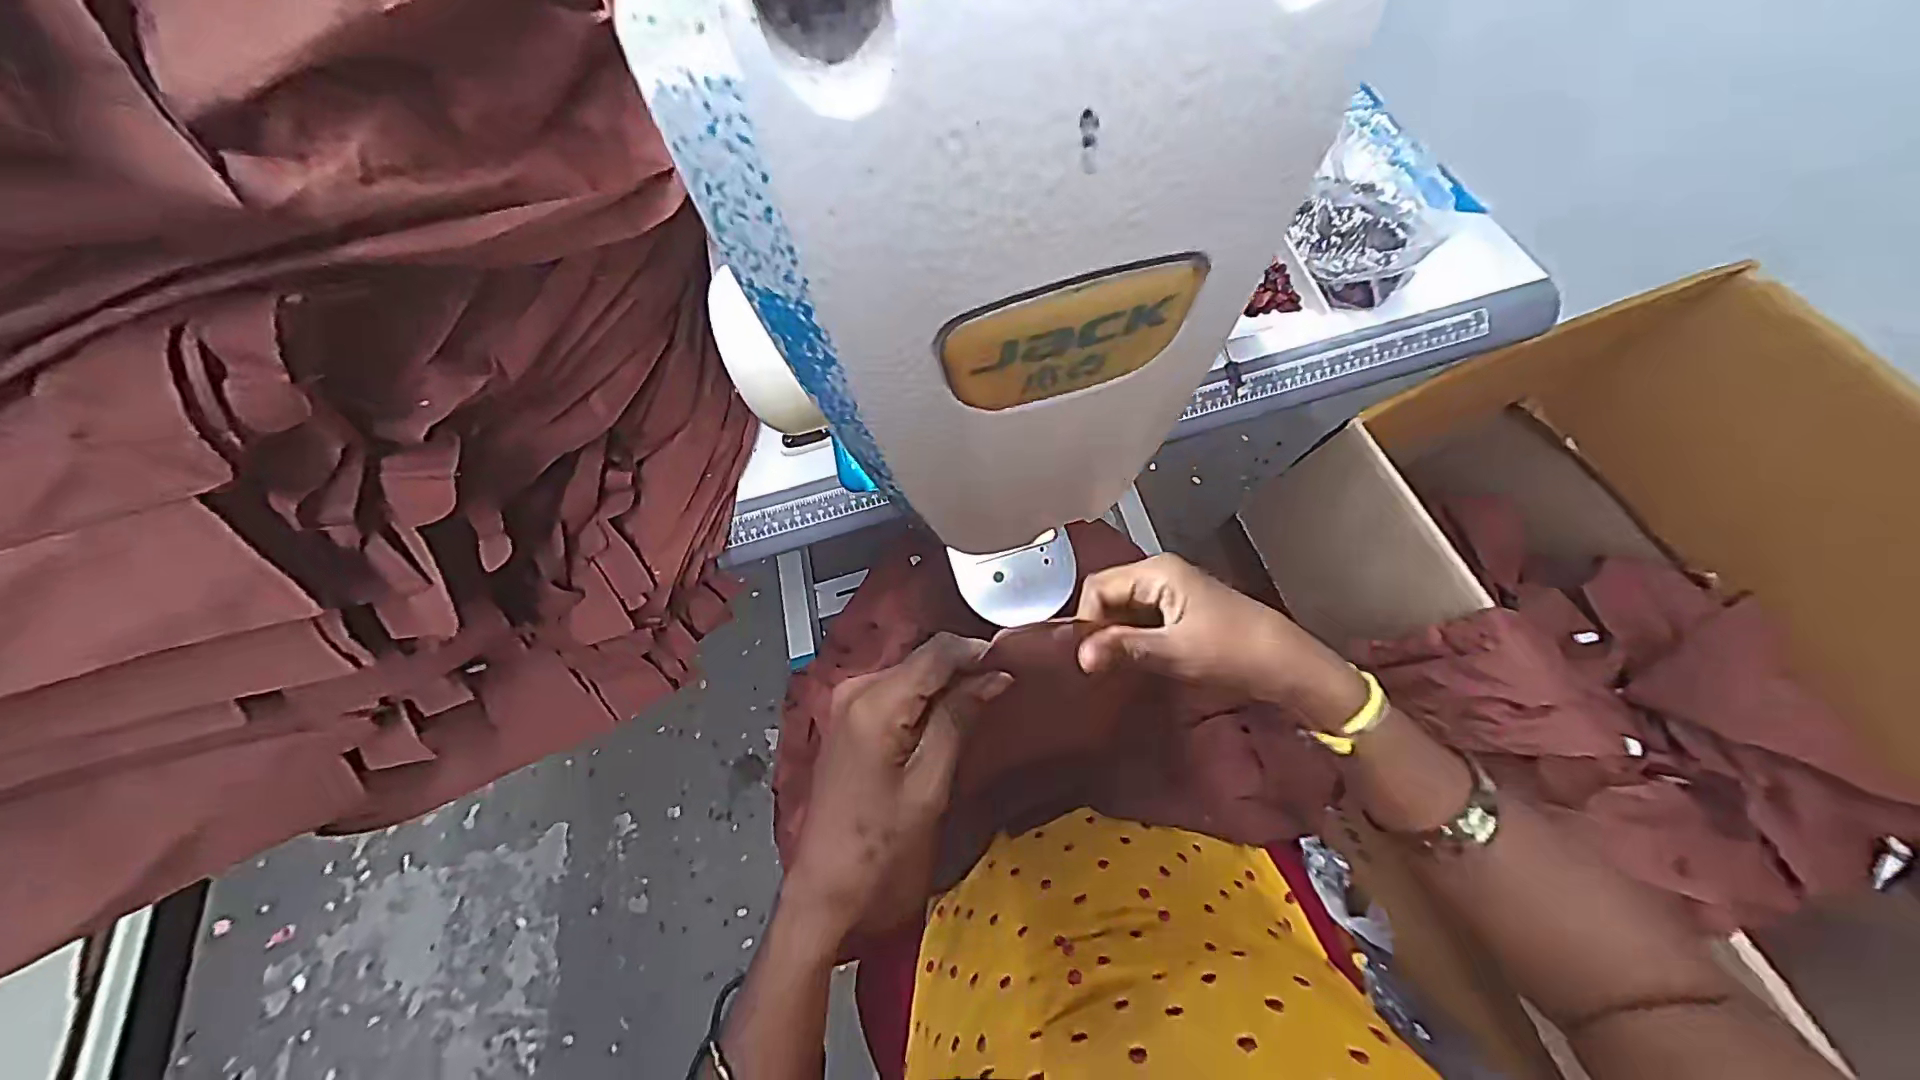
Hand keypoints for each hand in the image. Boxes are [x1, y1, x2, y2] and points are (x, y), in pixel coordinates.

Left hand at [782, 633, 1013, 945]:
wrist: (825, 891)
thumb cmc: (879, 850)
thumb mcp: (929, 785)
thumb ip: (959, 719)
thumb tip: (994, 676)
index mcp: (874, 702)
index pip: (937, 651)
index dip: (979, 652)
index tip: (1013, 663)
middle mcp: (854, 688)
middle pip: (923, 656)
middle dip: (965, 666)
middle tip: (1003, 686)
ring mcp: (846, 700)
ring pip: (912, 670)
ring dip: (948, 682)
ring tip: (983, 701)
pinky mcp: (848, 717)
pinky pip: (897, 689)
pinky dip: (926, 696)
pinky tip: (949, 716)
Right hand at [1074, 553, 1366, 727]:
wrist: (1288, 665)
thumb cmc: (1234, 651)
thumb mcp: (1173, 652)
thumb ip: (1123, 648)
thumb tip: (1081, 653)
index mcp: (1158, 571)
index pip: (1098, 586)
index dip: (1086, 618)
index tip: (1085, 653)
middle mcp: (1162, 573)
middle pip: (1109, 593)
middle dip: (1098, 626)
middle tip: (1095, 662)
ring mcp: (1173, 590)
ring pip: (1124, 607)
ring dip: (1115, 634)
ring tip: (1112, 664)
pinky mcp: (1181, 609)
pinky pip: (1141, 617)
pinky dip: (1131, 636)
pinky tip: (1133, 658)